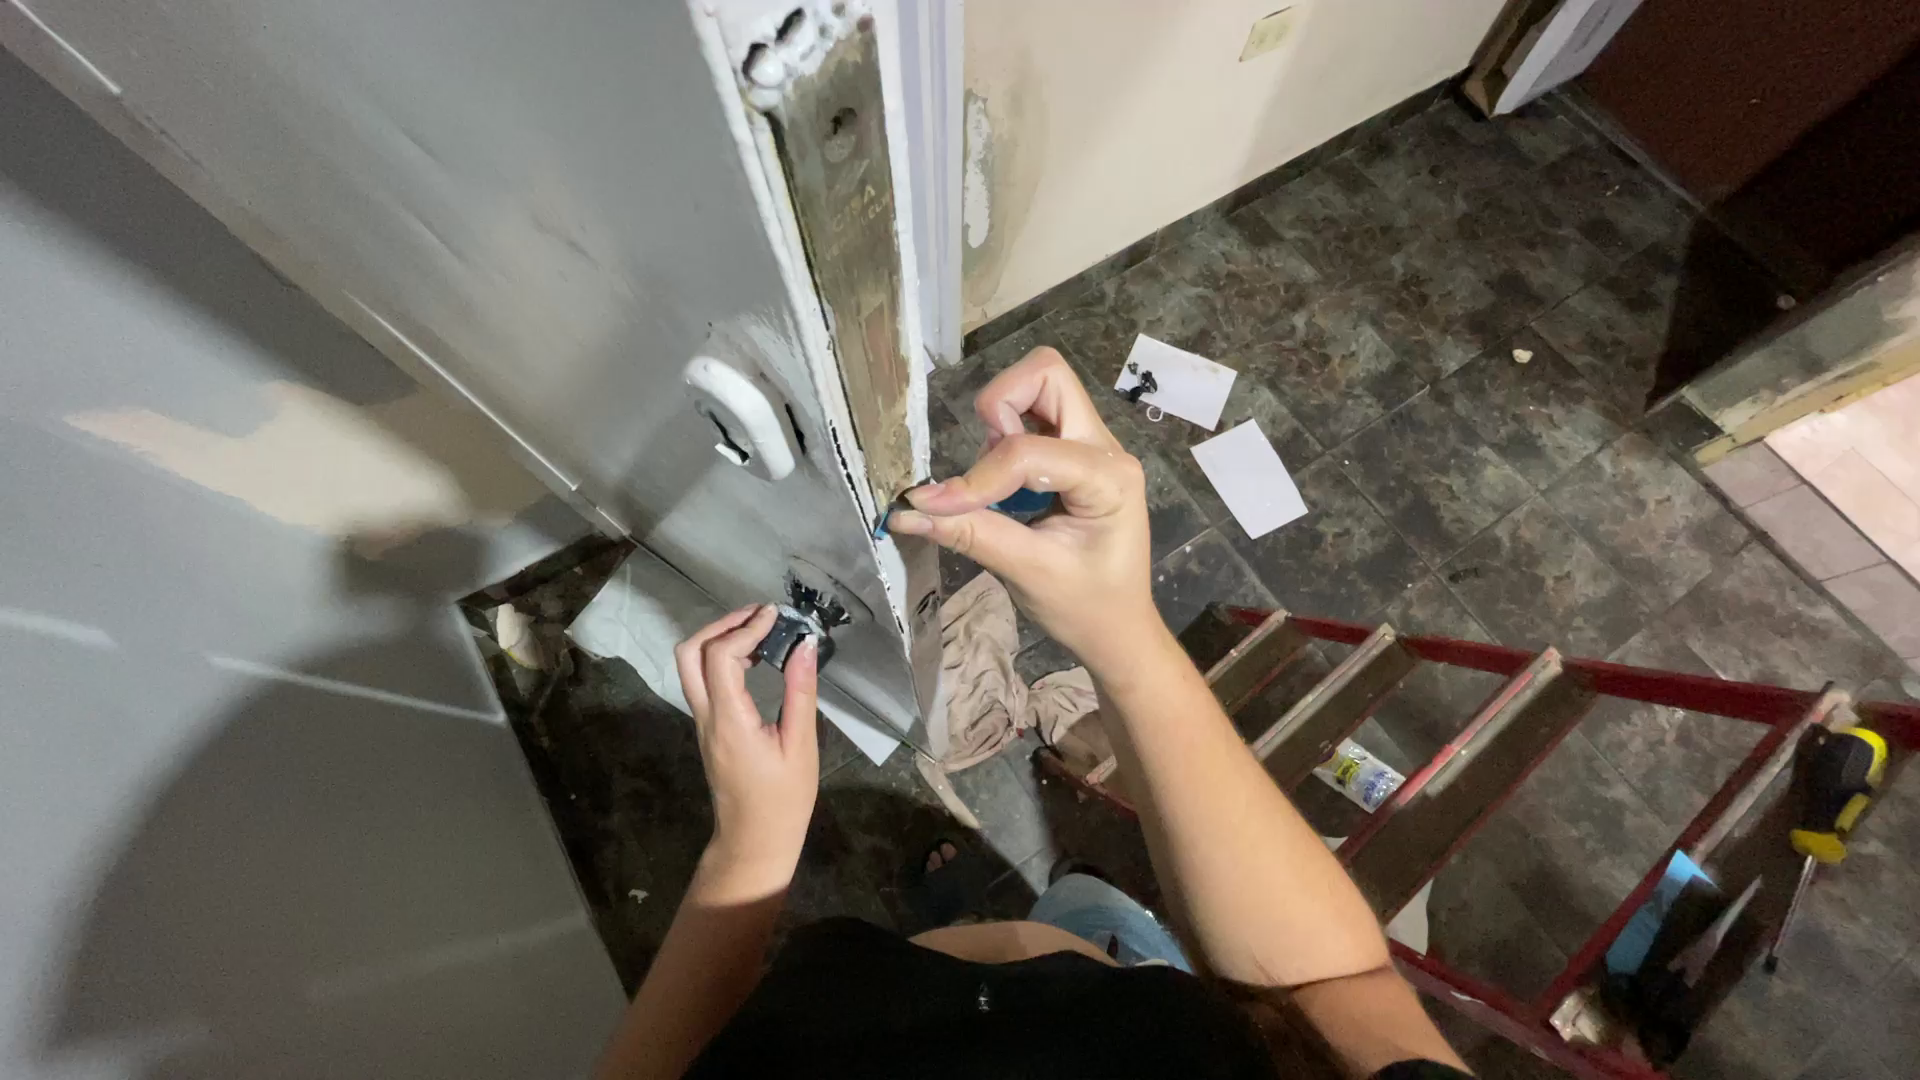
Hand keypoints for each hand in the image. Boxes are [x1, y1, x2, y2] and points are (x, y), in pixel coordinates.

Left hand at [673, 605, 819, 898]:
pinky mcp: (708, 727)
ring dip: (718, 637)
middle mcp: (706, 716)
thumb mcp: (801, 745)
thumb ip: (800, 692)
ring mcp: (702, 722)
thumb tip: (805, 644)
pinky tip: (754, 656)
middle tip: (759, 615)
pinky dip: (722, 656)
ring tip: (758, 629)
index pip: (721, 656)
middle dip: (721, 624)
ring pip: (690, 665)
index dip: (746, 628)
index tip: (776, 615)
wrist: (754, 840)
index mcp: (729, 720)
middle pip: (689, 653)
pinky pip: (702, 679)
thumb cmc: (784, 798)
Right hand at [888, 347, 1158, 669]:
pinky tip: (1004, 486)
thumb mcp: (1027, 574)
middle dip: (1001, 404)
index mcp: (1109, 478)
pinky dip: (1006, 437)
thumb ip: (969, 534)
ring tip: (997, 484)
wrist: (1118, 629)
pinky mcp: (1074, 454)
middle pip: (1048, 375)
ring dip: (1002, 420)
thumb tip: (905, 512)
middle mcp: (1105, 448)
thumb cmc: (1086, 608)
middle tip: (985, 459)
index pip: (1029, 452)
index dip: (976, 478)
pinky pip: (1036, 416)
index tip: (933, 508)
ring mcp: (1092, 446)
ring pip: (1042, 386)